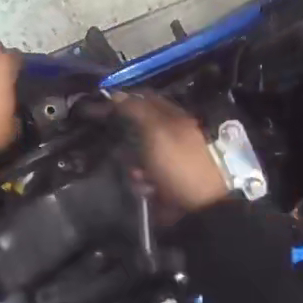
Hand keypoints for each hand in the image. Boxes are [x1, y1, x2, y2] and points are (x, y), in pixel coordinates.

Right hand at [115, 93, 229, 215]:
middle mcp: (173, 136)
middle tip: (120, 149)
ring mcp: (170, 161)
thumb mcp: (157, 131)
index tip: (101, 107)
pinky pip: (144, 178)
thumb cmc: (180, 164)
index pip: (145, 100)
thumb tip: (117, 93)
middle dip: (126, 141)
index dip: (124, 100)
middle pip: (137, 130)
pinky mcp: (165, 183)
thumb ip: (137, 110)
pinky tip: (149, 190)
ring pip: (137, 156)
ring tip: (140, 176)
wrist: (201, 208)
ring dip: (134, 166)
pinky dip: (143, 184)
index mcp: (176, 118)